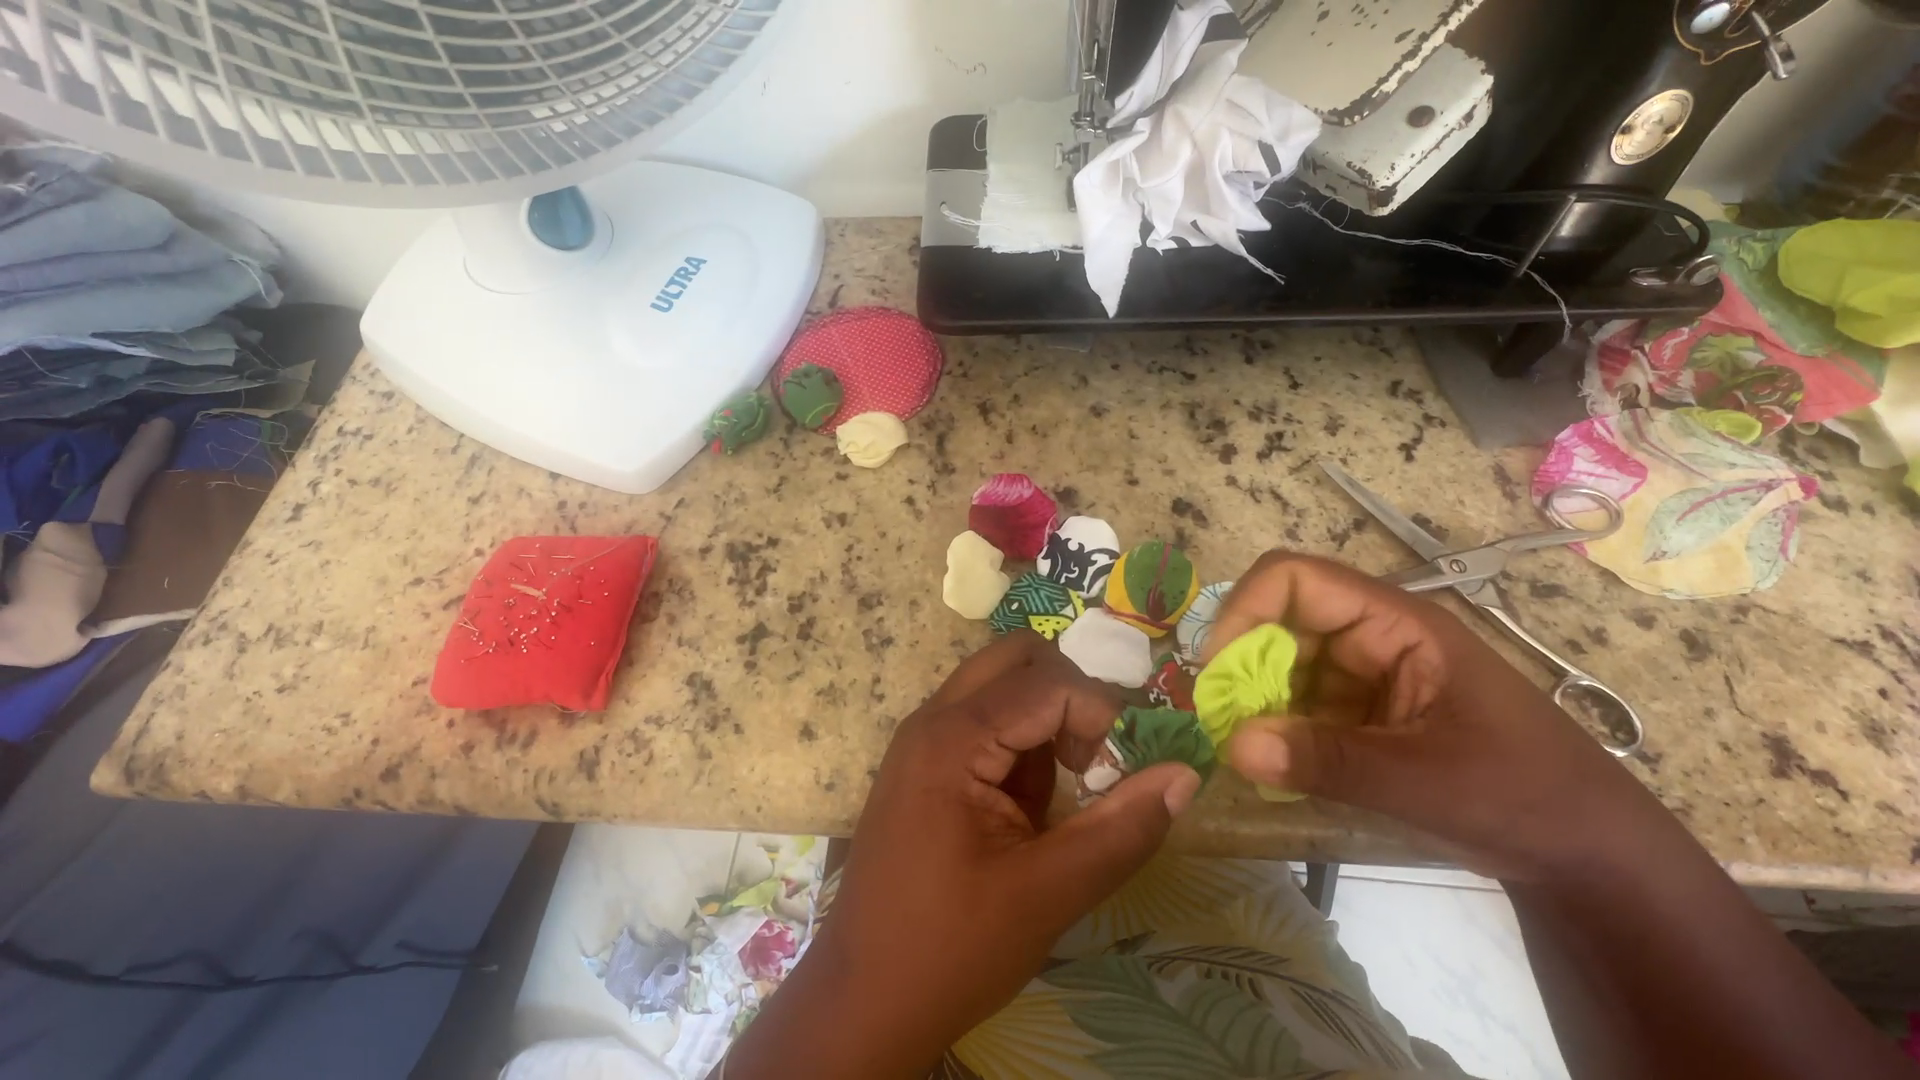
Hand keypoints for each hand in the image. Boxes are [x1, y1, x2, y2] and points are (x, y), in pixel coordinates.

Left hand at [725, 632, 1201, 1077]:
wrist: (864, 1000)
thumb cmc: (951, 948)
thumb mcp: (1049, 893)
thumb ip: (1122, 829)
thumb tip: (1187, 773)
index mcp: (951, 739)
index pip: (1048, 681)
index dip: (1100, 715)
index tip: (1116, 777)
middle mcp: (930, 721)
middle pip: (1018, 660)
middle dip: (1071, 698)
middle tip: (1092, 765)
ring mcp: (922, 742)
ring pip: (1003, 687)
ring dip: (1046, 725)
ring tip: (1058, 802)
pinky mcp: (925, 767)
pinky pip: (986, 725)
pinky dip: (1022, 748)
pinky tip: (1027, 814)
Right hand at [1201, 552, 1677, 882]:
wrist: (1589, 856)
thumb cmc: (1523, 797)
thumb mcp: (1423, 780)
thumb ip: (1326, 761)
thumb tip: (1231, 745)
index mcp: (1399, 626)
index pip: (1299, 580)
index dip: (1246, 610)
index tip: (1217, 672)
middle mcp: (1376, 640)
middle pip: (1283, 625)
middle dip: (1243, 669)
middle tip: (1220, 728)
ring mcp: (1370, 680)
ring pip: (1286, 670)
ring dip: (1257, 706)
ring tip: (1242, 757)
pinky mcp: (1366, 718)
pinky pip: (1303, 710)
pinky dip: (1278, 734)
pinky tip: (1272, 772)